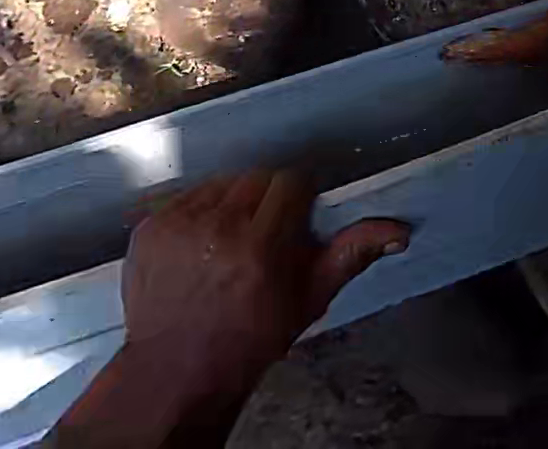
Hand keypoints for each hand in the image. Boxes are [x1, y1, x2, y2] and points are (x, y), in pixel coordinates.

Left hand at [53, 171, 407, 447]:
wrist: (176, 370)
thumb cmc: (250, 336)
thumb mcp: (308, 299)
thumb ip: (351, 255)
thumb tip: (397, 230)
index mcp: (259, 247)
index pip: (290, 181)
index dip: (298, 196)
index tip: (296, 215)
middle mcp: (217, 229)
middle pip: (258, 176)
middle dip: (268, 197)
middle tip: (267, 228)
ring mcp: (178, 225)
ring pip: (225, 180)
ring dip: (236, 199)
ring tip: (234, 235)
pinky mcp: (150, 225)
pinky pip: (191, 193)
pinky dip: (203, 208)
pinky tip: (205, 240)